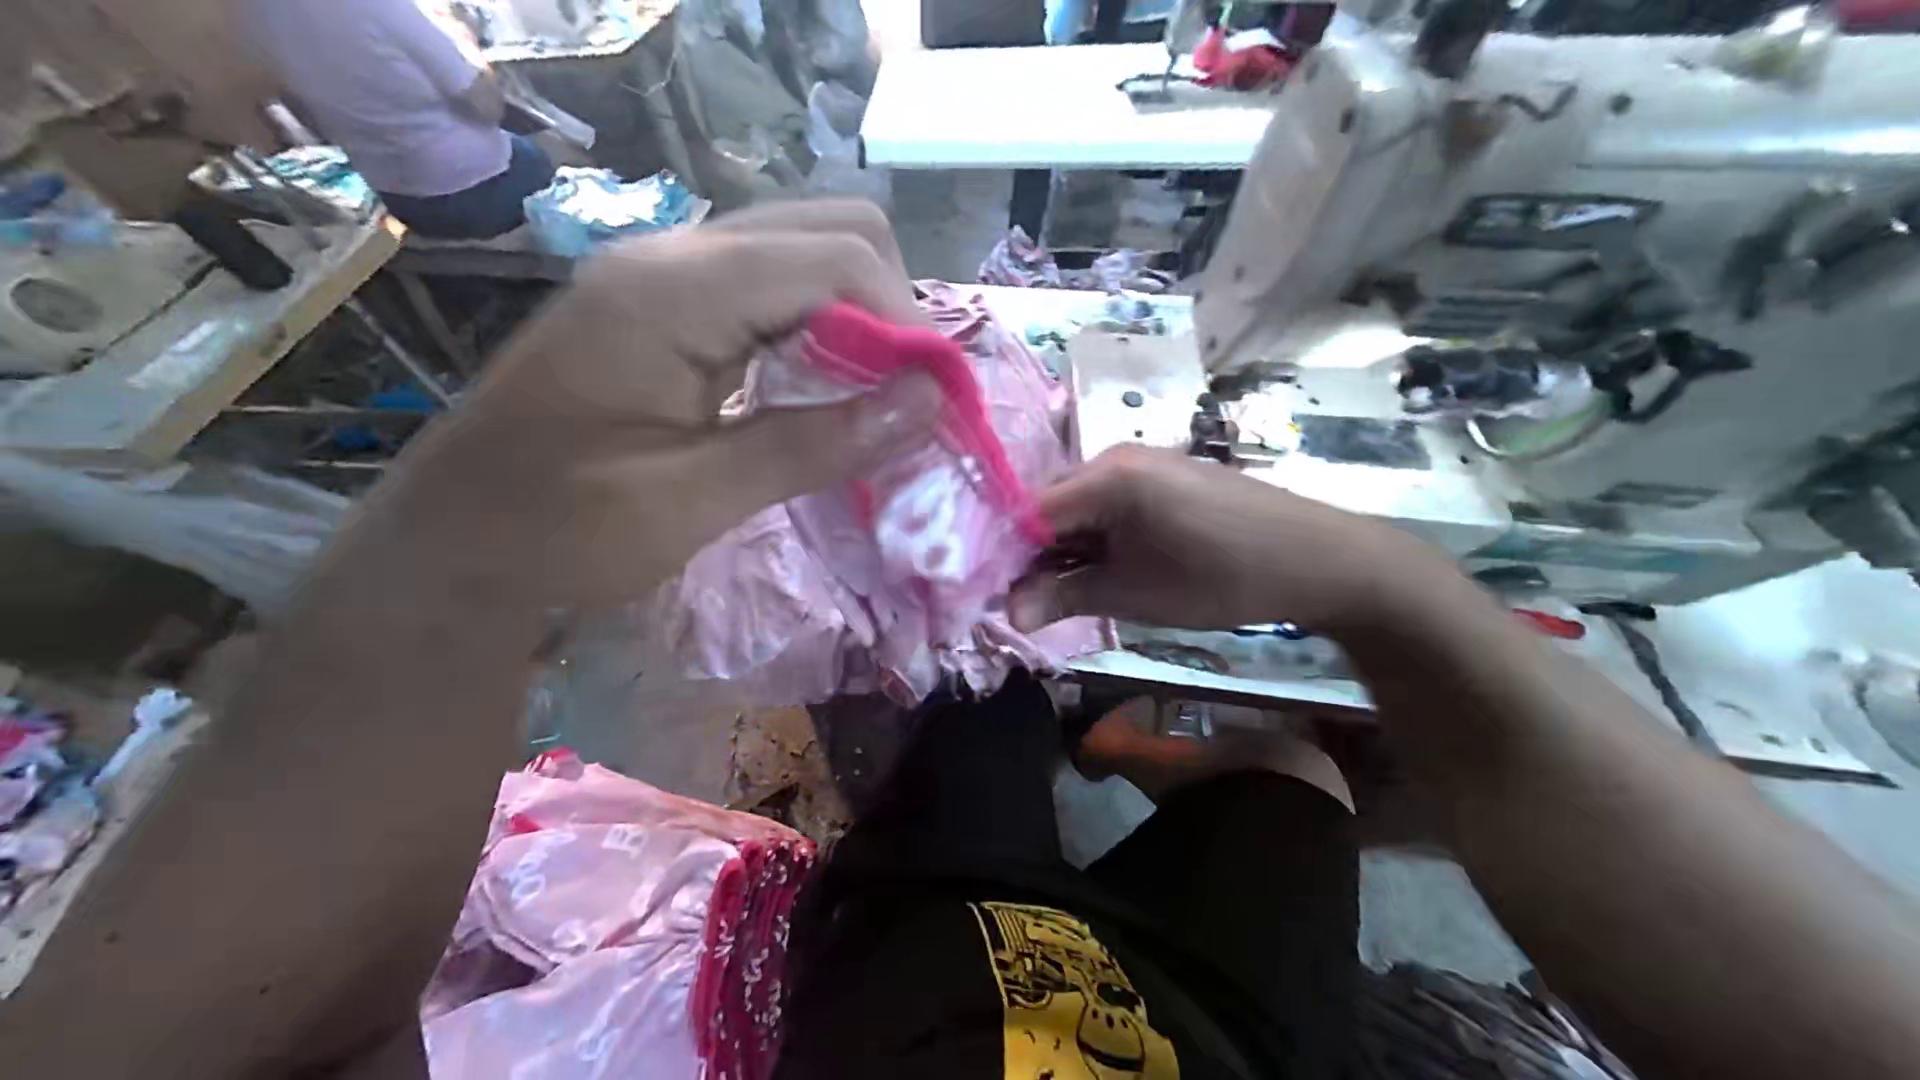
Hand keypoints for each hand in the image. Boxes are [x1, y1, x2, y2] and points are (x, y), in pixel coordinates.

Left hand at [390, 199, 943, 606]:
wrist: (455, 541)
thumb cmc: (562, 530)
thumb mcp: (696, 499)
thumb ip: (816, 444)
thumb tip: (929, 402)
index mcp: (673, 291)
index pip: (835, 257)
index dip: (904, 323)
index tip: (930, 404)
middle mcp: (675, 256)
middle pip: (831, 228)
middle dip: (889, 308)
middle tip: (900, 398)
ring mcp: (670, 274)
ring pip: (807, 252)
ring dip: (858, 318)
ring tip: (870, 399)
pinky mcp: (671, 306)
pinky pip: (775, 289)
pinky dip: (821, 330)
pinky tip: (819, 390)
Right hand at [1008, 445, 1458, 637]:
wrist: (1318, 559)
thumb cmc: (1220, 577)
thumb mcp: (1133, 594)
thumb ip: (1064, 597)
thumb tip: (1006, 614)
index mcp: (1105, 477)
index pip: (1026, 510)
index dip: (1005, 553)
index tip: (993, 592)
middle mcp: (1115, 457)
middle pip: (1049, 505)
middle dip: (1034, 553)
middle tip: (1030, 600)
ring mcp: (1143, 463)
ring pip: (1078, 507)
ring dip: (1066, 548)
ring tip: (1066, 590)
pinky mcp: (1163, 477)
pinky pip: (1108, 504)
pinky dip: (1096, 536)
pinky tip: (1105, 566)